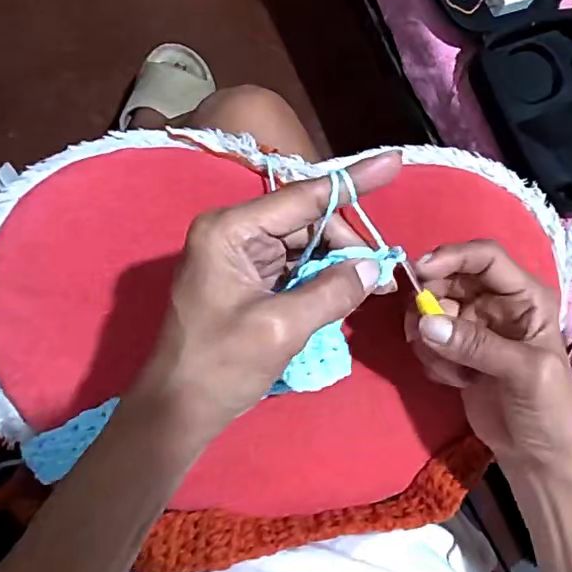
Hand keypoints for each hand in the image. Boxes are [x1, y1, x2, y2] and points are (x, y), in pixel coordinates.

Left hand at [135, 152, 401, 439]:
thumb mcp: (281, 327)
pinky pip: (297, 265)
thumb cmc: (219, 365)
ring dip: (340, 261)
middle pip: (308, 220)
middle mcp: (235, 232)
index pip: (304, 196)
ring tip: (374, 283)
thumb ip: (332, 291)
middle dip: (348, 242)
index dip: (353, 182)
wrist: (178, 410)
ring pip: (306, 243)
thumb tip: (374, 268)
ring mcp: (241, 255)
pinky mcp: (249, 279)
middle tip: (384, 272)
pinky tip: (349, 290)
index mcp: (231, 230)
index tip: (393, 161)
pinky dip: (324, 276)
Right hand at [404, 240, 571, 472]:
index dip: (452, 256)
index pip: (485, 257)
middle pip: (450, 278)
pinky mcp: (456, 351)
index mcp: (526, 296)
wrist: (539, 458)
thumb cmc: (549, 410)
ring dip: (429, 336)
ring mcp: (474, 327)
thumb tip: (426, 322)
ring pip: (432, 308)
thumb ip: (477, 345)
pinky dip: (431, 357)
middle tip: (419, 330)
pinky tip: (455, 381)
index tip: (419, 271)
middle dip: (430, 299)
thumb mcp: (525, 373)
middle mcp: (498, 303)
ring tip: (450, 370)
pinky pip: (428, 338)